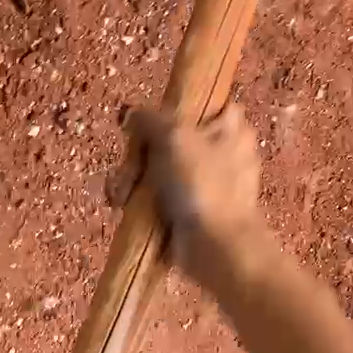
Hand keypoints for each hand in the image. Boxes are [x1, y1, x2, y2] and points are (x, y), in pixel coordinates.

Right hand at [116, 103, 265, 276]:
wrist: (216, 247)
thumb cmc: (202, 185)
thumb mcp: (174, 137)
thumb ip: (150, 118)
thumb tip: (131, 113)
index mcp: (231, 129)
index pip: (204, 105)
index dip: (176, 109)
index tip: (151, 122)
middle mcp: (222, 154)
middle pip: (171, 139)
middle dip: (141, 152)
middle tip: (131, 164)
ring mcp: (204, 186)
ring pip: (159, 170)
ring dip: (133, 179)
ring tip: (121, 192)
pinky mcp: (188, 213)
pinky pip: (157, 198)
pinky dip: (138, 201)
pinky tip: (123, 206)